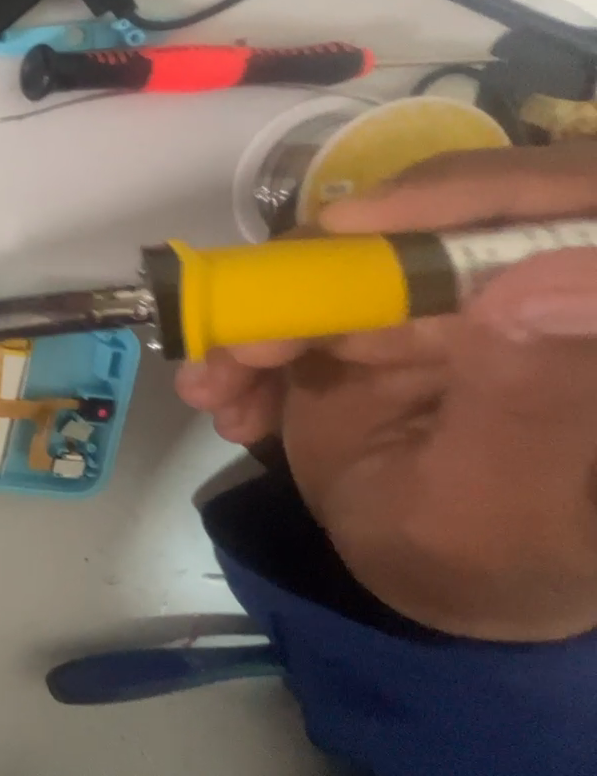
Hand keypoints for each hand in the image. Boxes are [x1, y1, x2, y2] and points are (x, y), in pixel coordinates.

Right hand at [178, 143, 596, 640]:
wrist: (422, 583)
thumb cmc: (487, 562)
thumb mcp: (500, 499)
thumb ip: (528, 396)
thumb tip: (543, 279)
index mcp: (583, 329)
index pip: (571, 208)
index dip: (471, 192)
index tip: (351, 227)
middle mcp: (514, 294)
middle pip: (411, 230)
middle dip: (304, 280)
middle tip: (244, 346)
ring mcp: (431, 304)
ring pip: (323, 266)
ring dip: (248, 320)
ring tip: (214, 390)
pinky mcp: (357, 321)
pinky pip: (279, 306)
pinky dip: (236, 349)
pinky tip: (224, 403)